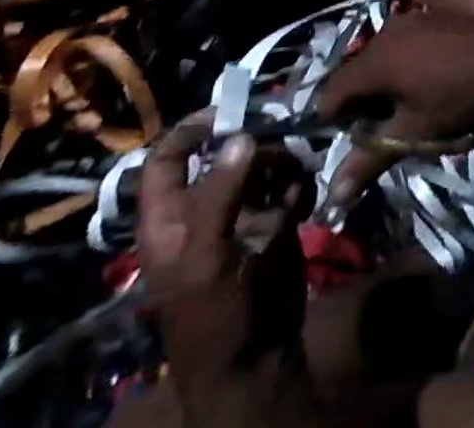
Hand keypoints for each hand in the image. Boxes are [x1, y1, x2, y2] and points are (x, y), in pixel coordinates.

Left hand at [138, 123, 321, 427]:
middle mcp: (205, 208)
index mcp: (170, 216)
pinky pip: (289, 188)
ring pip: (263, 167)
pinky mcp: (276, 223)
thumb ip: (220, 194)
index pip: (168, 158)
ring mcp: (243, 215)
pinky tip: (305, 203)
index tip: (229, 111)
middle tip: (285, 138)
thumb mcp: (207, 256)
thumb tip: (241, 136)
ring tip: (299, 181)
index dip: (191, 130)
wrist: (257, 362)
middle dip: (256, 145)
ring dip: (284, 165)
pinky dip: (300, 187)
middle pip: (226, 155)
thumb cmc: (213, 315)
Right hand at [315, 10, 473, 209]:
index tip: (357, 143)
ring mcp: (409, 21)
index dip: (336, 124)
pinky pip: (401, 47)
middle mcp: (383, 35)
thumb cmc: (464, 94)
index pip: (331, 95)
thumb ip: (372, 160)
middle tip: (387, 131)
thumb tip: (334, 196)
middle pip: (355, 76)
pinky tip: (430, 84)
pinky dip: (403, 69)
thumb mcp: (418, 132)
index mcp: (373, 61)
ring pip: (379, 61)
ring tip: (411, 112)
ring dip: (385, 88)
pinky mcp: (430, 18)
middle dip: (364, 107)